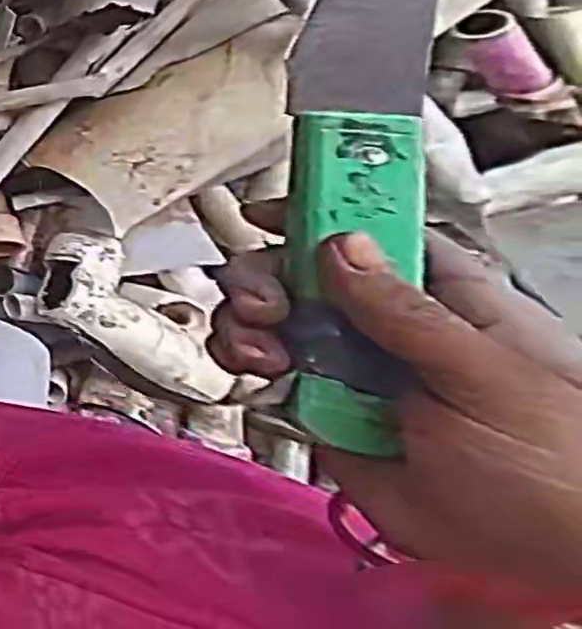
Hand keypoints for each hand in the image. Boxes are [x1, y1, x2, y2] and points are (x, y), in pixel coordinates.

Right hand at [210, 208, 581, 595]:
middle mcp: (391, 330)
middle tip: (269, 304)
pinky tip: (257, 370)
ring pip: (268, 312)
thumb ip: (411, 313)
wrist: (532, 580)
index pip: (385, 236)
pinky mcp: (313, 400)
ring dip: (248, 322)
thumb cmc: (566, 486)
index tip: (272, 209)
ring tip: (267, 352)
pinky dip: (240, 356)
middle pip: (302, 269)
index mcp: (455, 311)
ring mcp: (349, 365)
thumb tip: (343, 243)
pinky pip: (255, 358)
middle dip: (267, 277)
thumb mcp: (497, 384)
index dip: (329, 212)